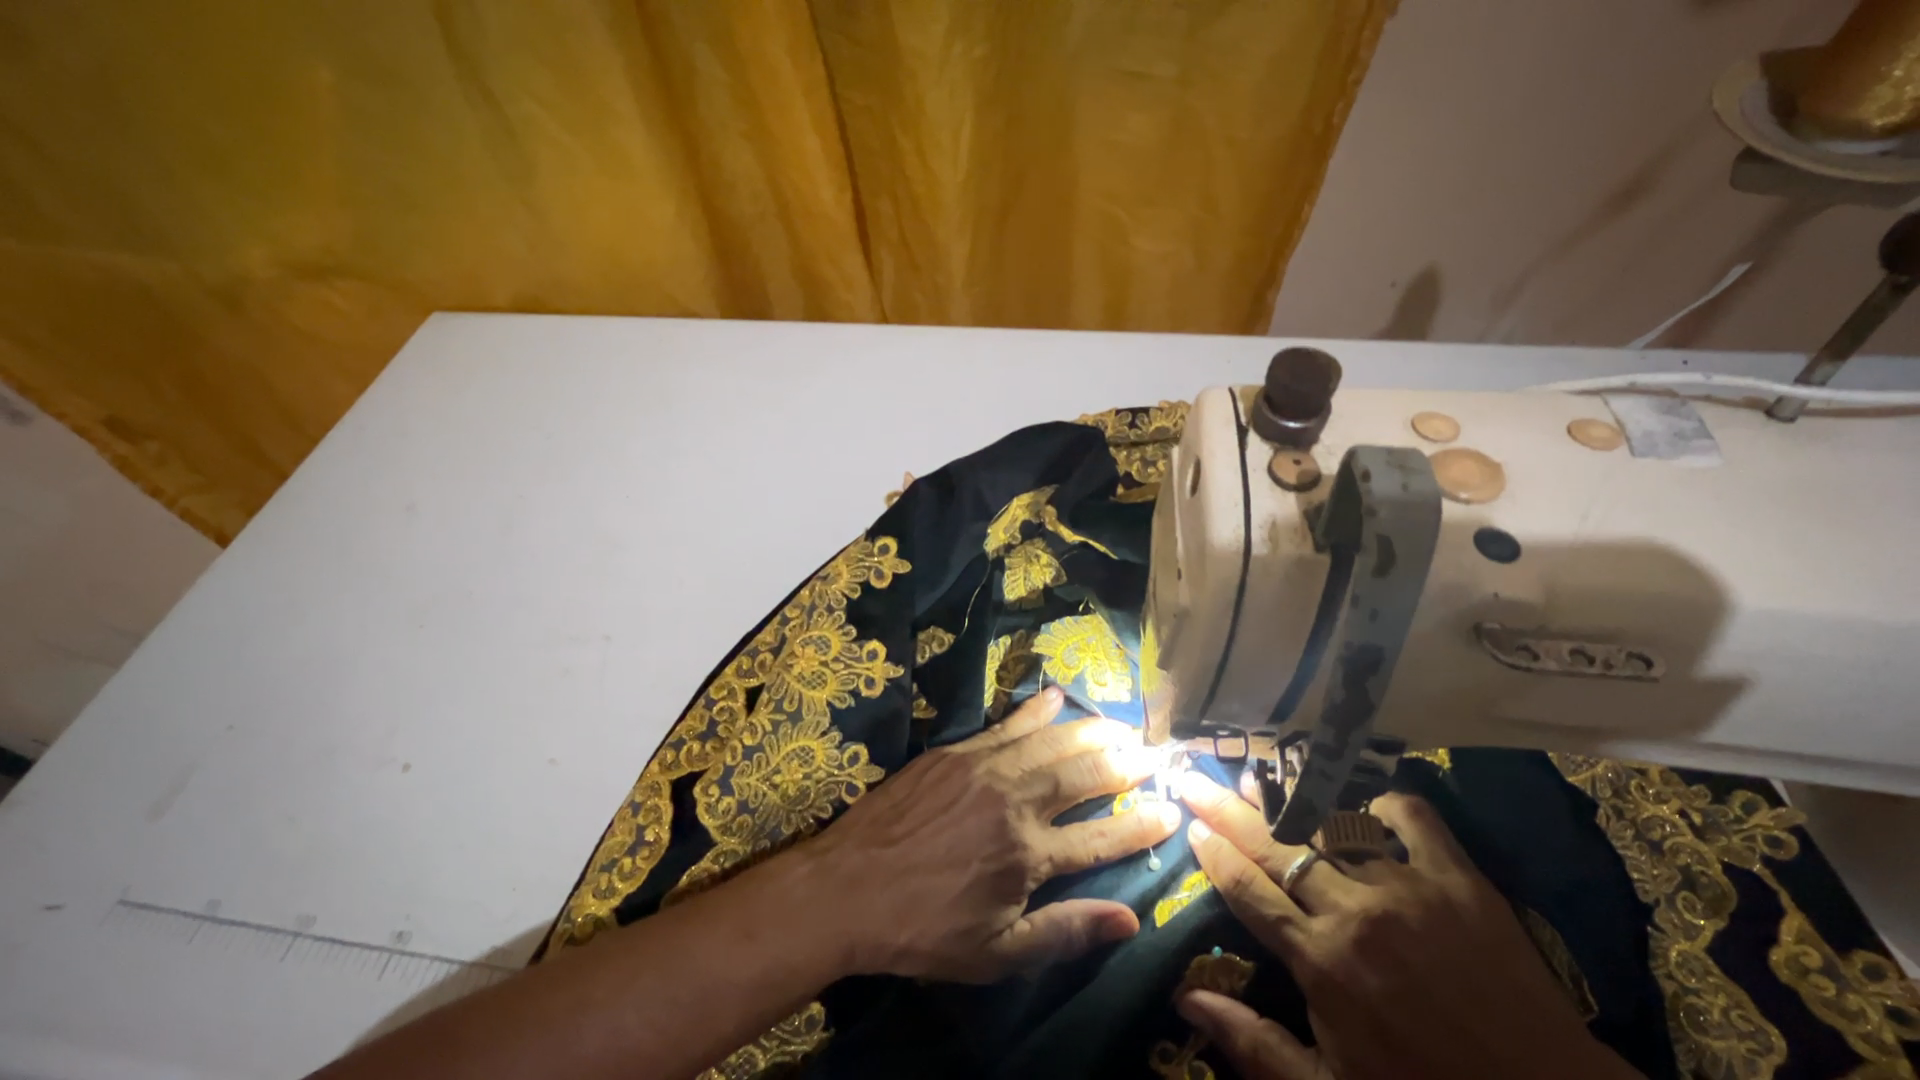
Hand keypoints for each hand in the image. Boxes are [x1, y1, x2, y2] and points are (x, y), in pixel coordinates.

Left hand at [800, 685, 1180, 982]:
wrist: (844, 888)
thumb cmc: (922, 929)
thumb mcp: (994, 953)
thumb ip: (1063, 933)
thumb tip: (1131, 920)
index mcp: (1029, 855)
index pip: (1103, 835)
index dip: (1142, 823)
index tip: (1173, 809)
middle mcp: (1015, 803)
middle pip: (1084, 775)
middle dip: (1126, 764)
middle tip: (1157, 753)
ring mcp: (984, 770)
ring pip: (1052, 742)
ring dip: (1092, 732)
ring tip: (1123, 725)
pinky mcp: (954, 754)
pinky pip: (1005, 725)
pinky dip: (1035, 710)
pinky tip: (1056, 695)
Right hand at [1174, 772, 1642, 1079]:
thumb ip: (1254, 1044)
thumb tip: (1186, 999)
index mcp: (1320, 960)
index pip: (1248, 891)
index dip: (1214, 854)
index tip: (1190, 826)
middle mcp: (1354, 910)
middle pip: (1275, 846)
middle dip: (1227, 810)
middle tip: (1195, 780)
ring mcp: (1408, 886)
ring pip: (1332, 825)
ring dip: (1289, 801)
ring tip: (1257, 778)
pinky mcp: (1458, 878)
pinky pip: (1411, 817)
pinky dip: (1380, 801)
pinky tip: (1359, 799)